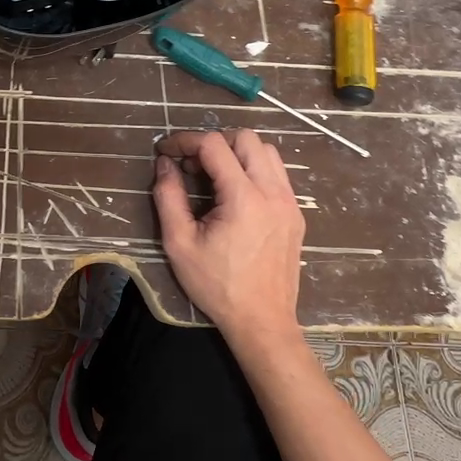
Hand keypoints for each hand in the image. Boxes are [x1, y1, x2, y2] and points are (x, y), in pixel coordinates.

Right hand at [152, 129, 305, 341]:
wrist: (262, 323)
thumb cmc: (217, 286)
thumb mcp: (179, 243)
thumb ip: (168, 197)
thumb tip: (165, 163)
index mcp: (243, 198)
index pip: (214, 144)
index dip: (185, 140)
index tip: (166, 151)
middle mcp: (272, 193)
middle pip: (245, 138)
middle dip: (214, 142)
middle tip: (193, 164)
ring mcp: (289, 202)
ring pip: (266, 150)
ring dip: (237, 152)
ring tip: (215, 175)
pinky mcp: (296, 214)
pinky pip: (277, 173)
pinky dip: (254, 168)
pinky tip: (236, 192)